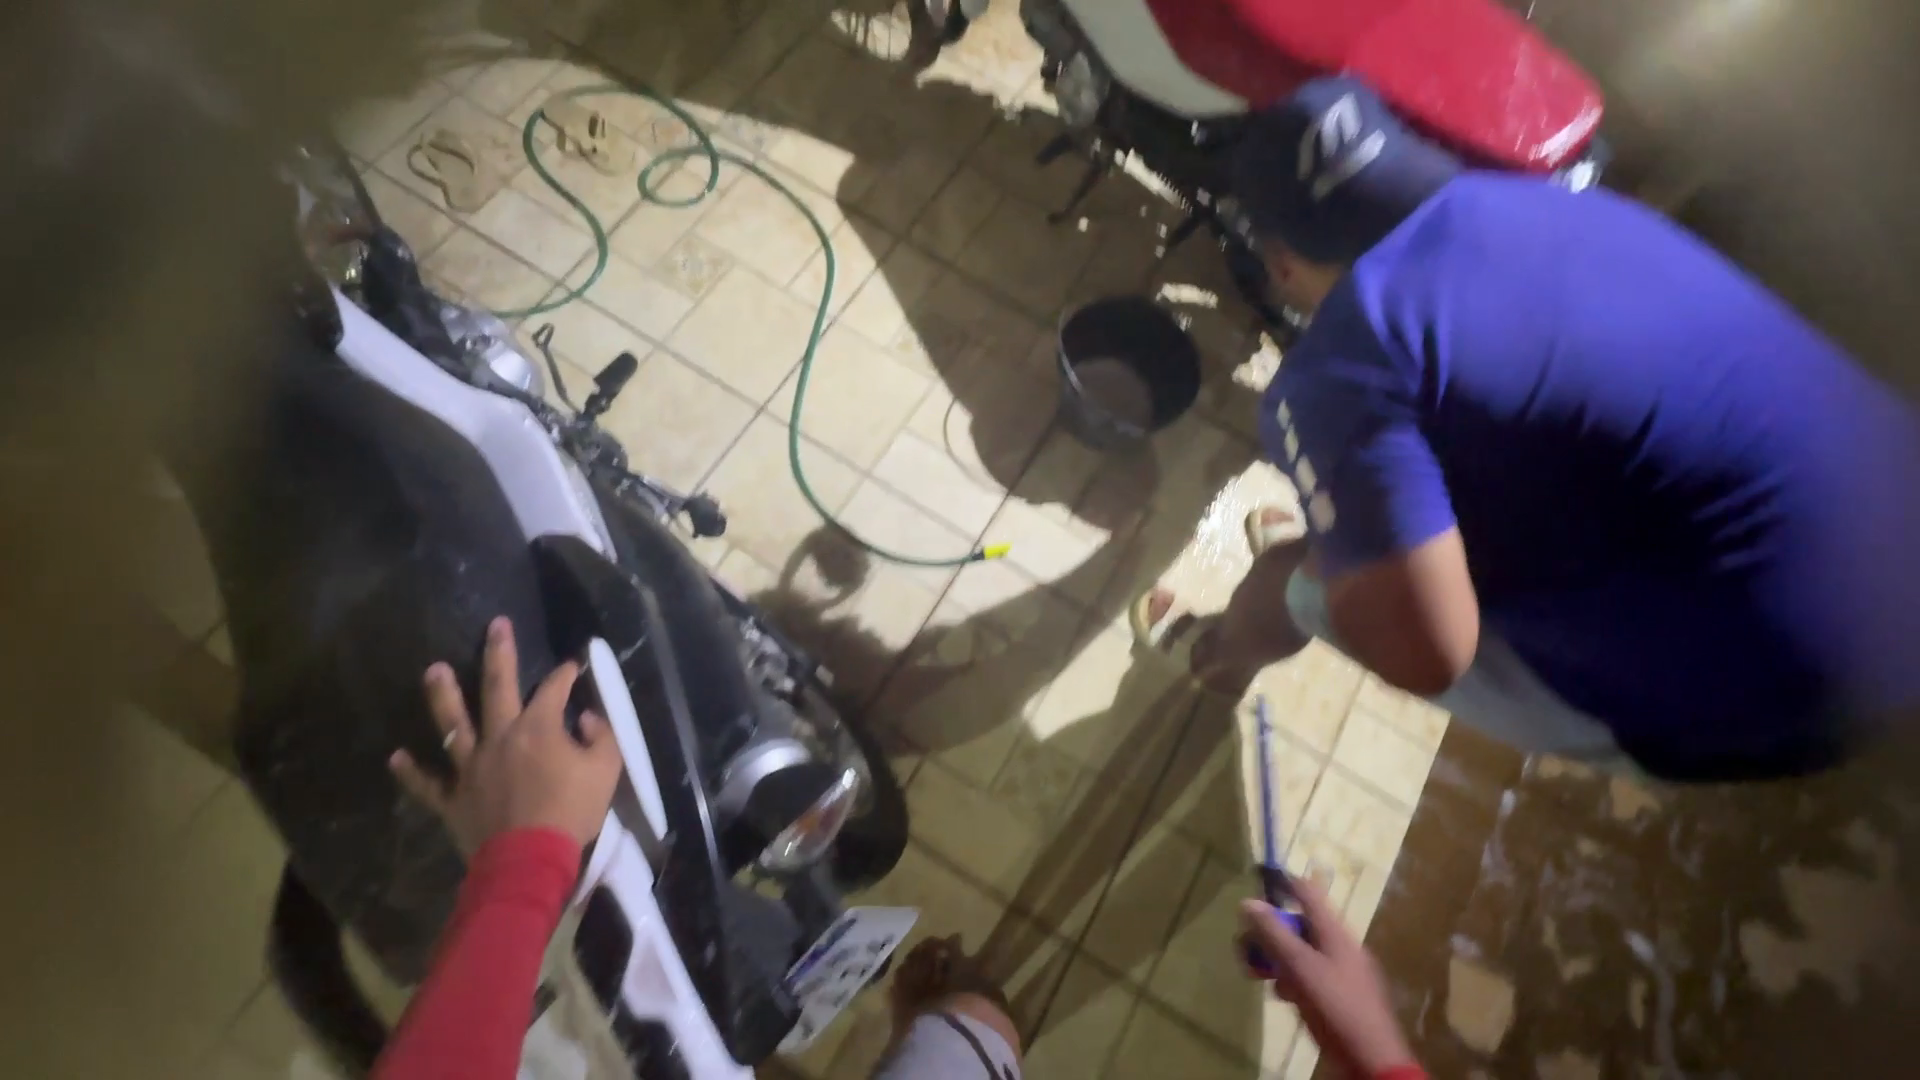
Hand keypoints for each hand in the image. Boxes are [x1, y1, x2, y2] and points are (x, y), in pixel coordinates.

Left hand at [390, 617, 622, 854]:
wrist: (529, 860)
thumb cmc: (572, 810)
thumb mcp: (606, 769)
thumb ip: (601, 736)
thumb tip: (585, 719)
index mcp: (539, 728)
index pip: (554, 689)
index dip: (566, 673)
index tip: (574, 663)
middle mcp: (501, 737)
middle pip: (497, 688)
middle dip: (499, 654)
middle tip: (495, 626)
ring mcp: (471, 767)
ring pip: (453, 724)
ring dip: (442, 695)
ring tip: (433, 669)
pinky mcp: (453, 797)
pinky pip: (427, 783)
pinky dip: (412, 770)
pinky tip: (396, 756)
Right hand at [1239, 878, 1414, 1075]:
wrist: (1375, 1064)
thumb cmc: (1336, 1008)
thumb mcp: (1299, 967)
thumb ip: (1273, 933)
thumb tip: (1248, 901)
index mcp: (1335, 932)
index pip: (1306, 891)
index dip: (1281, 881)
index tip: (1256, 878)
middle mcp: (1341, 945)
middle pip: (1299, 923)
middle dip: (1269, 931)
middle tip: (1246, 947)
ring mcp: (1344, 972)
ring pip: (1302, 951)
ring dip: (1277, 957)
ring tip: (1259, 976)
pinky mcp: (1342, 996)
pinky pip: (1311, 974)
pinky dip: (1292, 978)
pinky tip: (1284, 996)